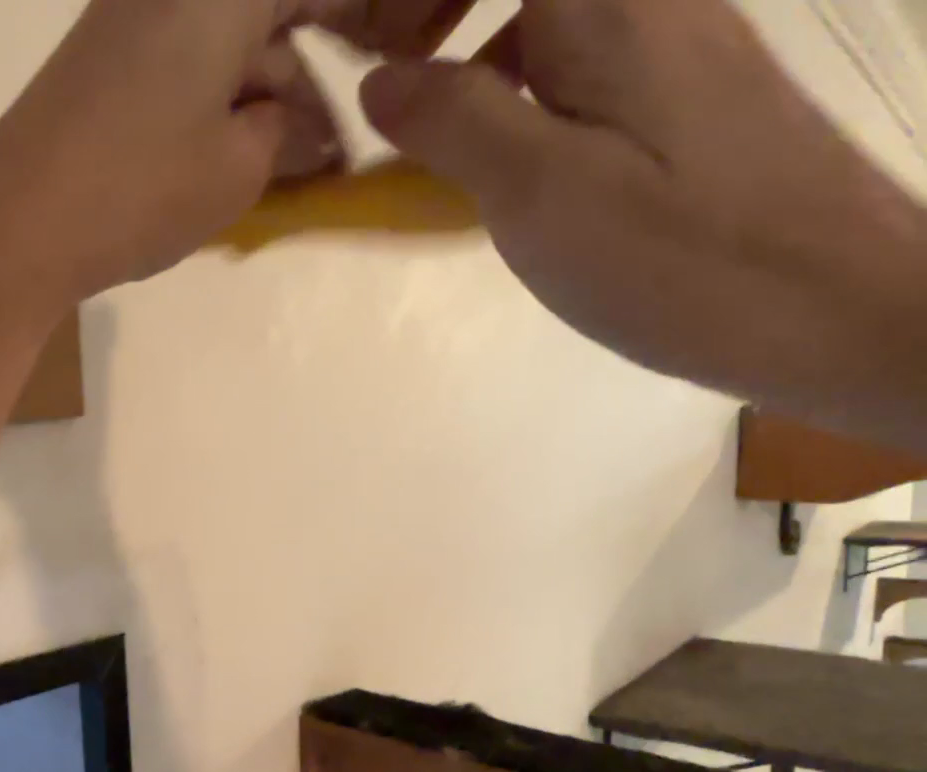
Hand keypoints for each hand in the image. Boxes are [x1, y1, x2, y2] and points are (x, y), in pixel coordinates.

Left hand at [0, 0, 346, 325]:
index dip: (375, 18)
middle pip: (268, 11)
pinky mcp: (93, 68)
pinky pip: (178, 69)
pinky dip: (211, 109)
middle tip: (330, 147)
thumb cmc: (135, 190)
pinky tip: (223, 165)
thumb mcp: (239, 166)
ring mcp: (123, 23)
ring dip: (259, 101)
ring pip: (222, 46)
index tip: (399, 62)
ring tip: (281, 172)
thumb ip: (290, 132)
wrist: (8, 232)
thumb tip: (306, 127)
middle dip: (307, 76)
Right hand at [353, 0, 926, 406]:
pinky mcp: (683, 95)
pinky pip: (575, 63)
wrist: (840, 311)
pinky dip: (515, 94)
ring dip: (470, 62)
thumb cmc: (678, 255)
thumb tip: (378, 82)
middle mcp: (650, 3)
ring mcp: (674, 47)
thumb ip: (452, 121)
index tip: (362, 52)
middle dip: (430, 20)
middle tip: (382, 93)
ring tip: (423, 142)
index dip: (409, 2)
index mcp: (609, 7)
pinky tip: (502, 166)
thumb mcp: (538, 192)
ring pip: (544, 22)